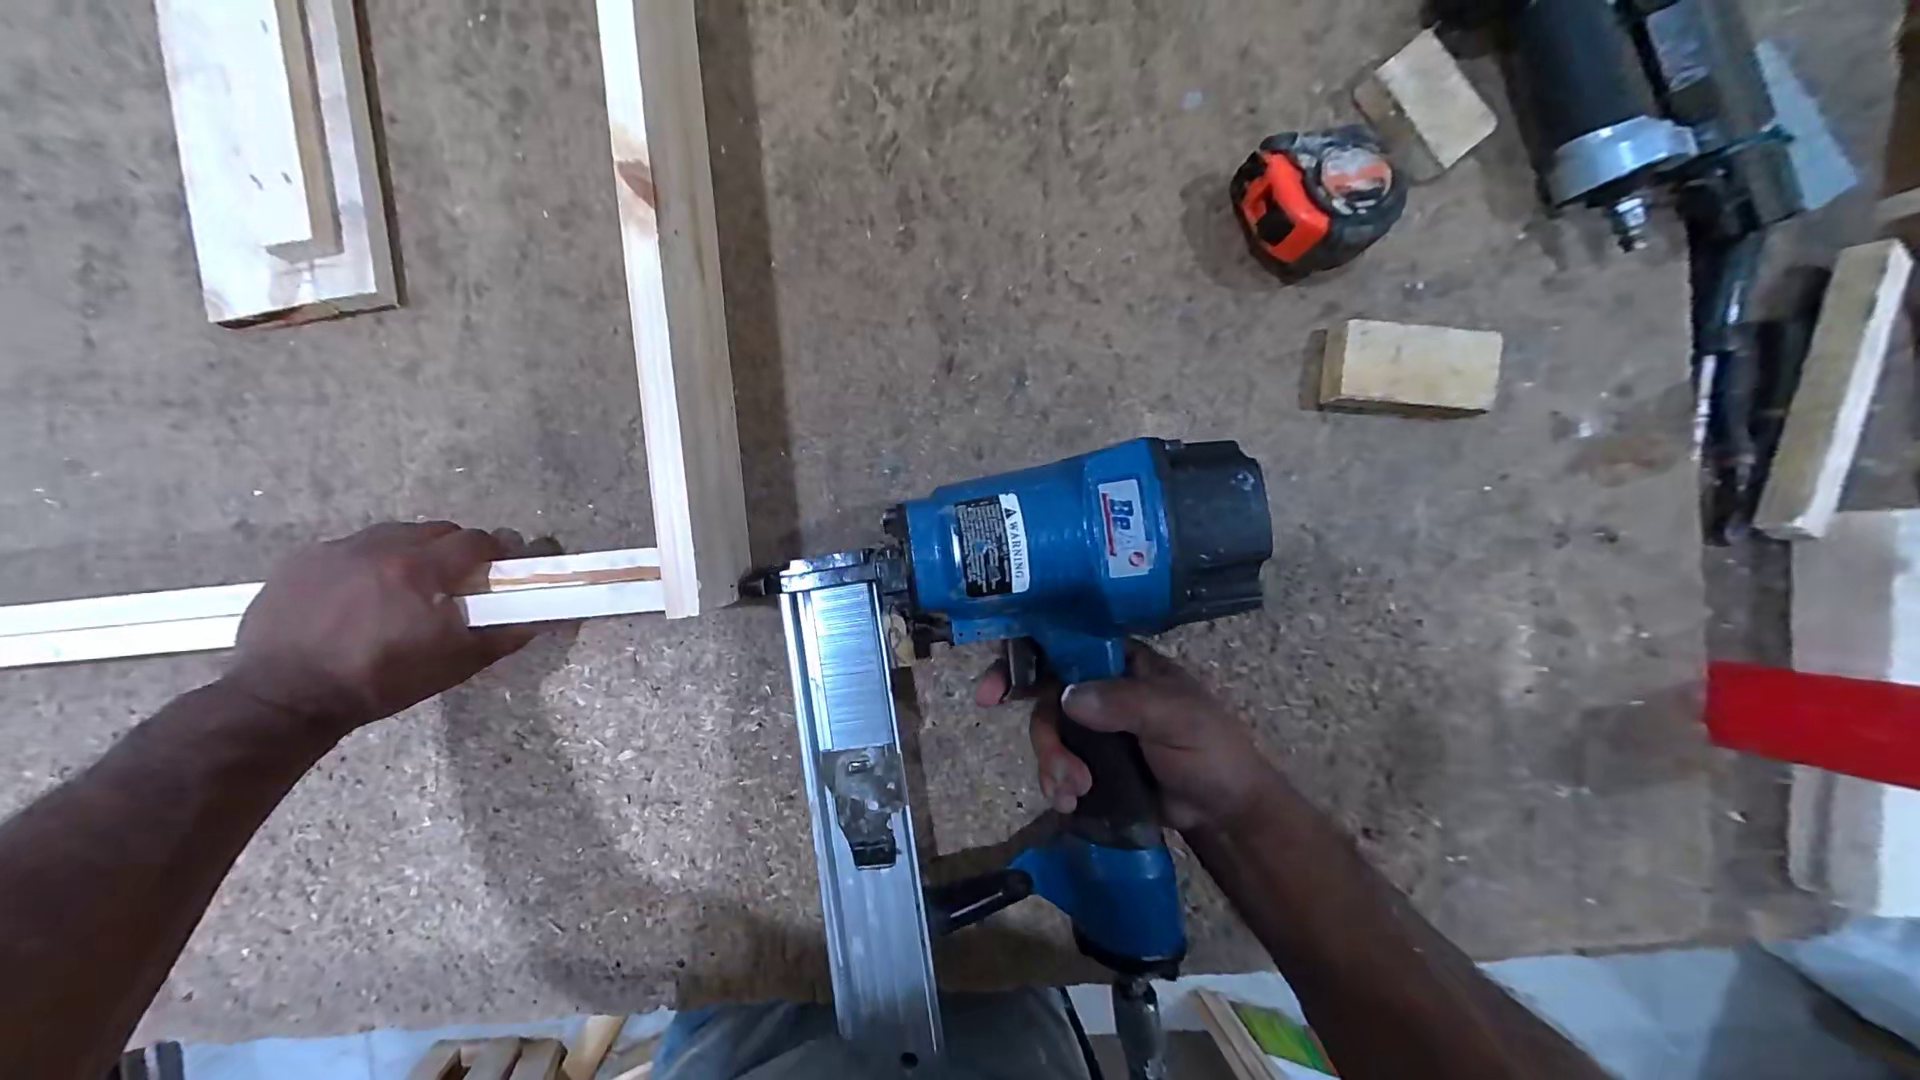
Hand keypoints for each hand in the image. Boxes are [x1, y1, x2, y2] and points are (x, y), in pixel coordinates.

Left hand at [221, 522, 549, 737]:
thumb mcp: (457, 664)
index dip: (497, 550)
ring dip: (414, 550)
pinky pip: (353, 546)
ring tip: (411, 582)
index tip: (502, 565)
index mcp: (421, 569)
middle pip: (438, 530)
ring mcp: (336, 551)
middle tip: (459, 578)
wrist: (284, 699)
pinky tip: (367, 590)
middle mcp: (380, 548)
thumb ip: (505, 635)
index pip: (476, 540)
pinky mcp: (302, 560)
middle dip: (457, 549)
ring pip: (395, 533)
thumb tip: (542, 618)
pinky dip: (371, 560)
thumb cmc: (382, 681)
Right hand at [975, 641, 1281, 831]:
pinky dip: (1055, 782)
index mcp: (1119, 661)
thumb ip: (1125, 702)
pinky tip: (1069, 803)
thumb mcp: (1176, 717)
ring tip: (1074, 793)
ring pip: (1048, 732)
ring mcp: (1091, 724)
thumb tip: (1067, 698)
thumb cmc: (1210, 748)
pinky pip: (1056, 763)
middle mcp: (1098, 685)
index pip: (1062, 643)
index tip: (995, 690)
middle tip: (1053, 769)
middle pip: (1045, 694)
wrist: (1224, 810)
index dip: (1023, 657)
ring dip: (1053, 764)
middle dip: (1043, 734)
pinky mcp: (1089, 759)